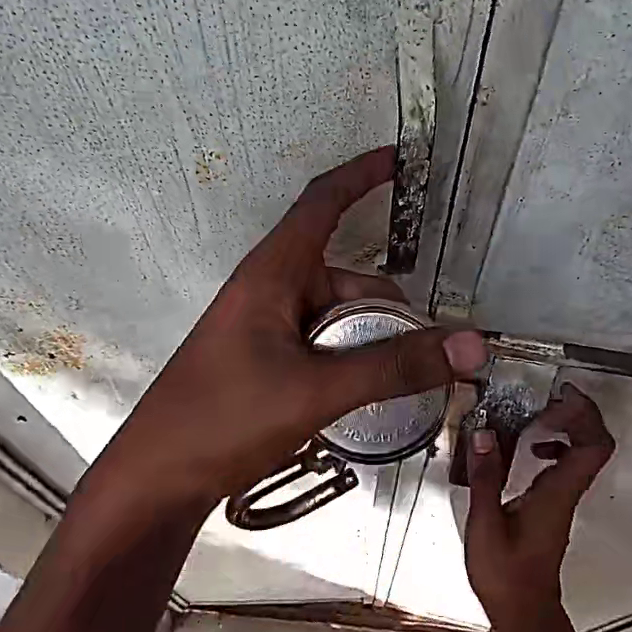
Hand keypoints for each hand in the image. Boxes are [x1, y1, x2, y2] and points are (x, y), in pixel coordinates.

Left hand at [88, 147, 487, 512]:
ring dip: (371, 342)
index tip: (403, 157)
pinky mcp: (261, 360)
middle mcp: (268, 290)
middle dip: (389, 307)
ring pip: (334, 317)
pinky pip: (319, 345)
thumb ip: (394, 367)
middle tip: (434, 348)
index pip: (321, 203)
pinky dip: (349, 361)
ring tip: (410, 384)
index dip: (362, 174)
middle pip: (343, 277)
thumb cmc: (225, 418)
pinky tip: (370, 398)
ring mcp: (263, 327)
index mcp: (272, 273)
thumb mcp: (316, 390)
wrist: (159, 474)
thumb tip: (471, 344)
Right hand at [463, 383, 614, 631]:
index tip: (560, 391)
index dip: (585, 414)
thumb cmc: (506, 576)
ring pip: (582, 453)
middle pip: (594, 444)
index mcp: (556, 495)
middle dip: (576, 412)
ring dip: (566, 426)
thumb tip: (483, 433)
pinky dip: (551, 445)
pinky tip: (524, 447)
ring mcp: (562, 500)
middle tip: (545, 394)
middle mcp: (566, 494)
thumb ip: (484, 477)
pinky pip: (564, 465)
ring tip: (532, 412)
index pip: (592, 447)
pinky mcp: (551, 506)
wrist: (525, 615)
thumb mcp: (485, 524)